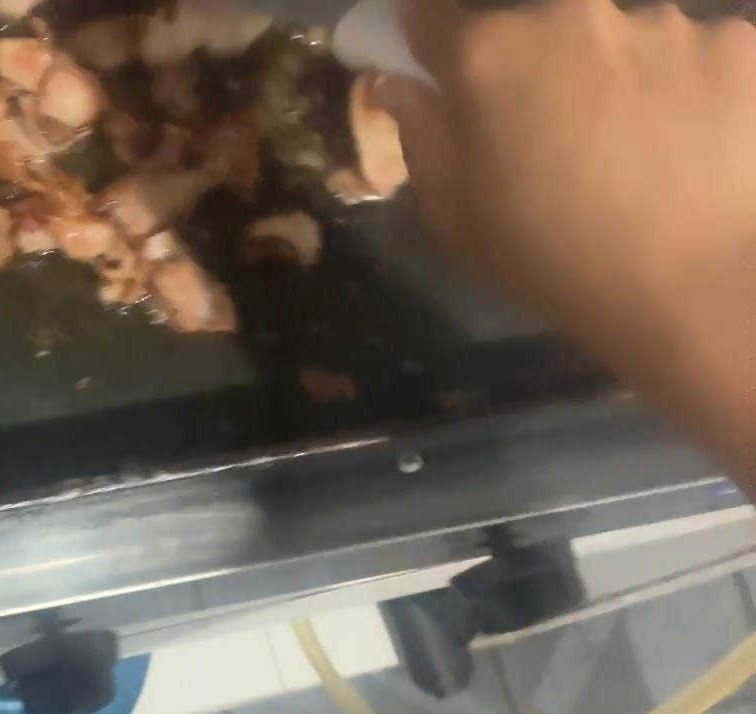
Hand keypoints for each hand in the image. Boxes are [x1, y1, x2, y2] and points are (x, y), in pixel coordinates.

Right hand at [376, 0, 755, 477]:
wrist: (687, 273)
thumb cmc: (536, 247)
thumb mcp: (447, 205)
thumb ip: (421, 130)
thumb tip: (405, 84)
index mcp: (492, 56)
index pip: (432, 12)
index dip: (413, 27)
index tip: (408, 48)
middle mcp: (577, 16)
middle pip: (527, 23)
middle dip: (511, 63)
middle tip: (515, 124)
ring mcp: (668, 22)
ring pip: (603, 38)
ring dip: (587, 75)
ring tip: (598, 145)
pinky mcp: (740, 40)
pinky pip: (675, 52)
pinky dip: (657, 86)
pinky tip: (659, 143)